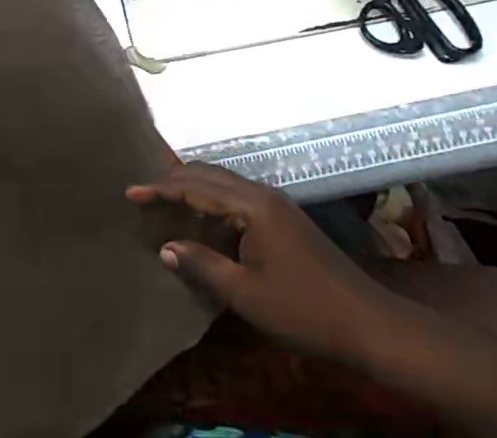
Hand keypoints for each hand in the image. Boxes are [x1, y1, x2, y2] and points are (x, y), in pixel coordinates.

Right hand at [126, 163, 396, 360]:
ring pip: (225, 182)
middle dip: (174, 178)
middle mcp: (262, 194)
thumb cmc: (303, 310)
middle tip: (142, 189)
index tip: (130, 192)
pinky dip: (212, 197)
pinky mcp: (283, 217)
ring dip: (194, 185)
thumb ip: (203, 265)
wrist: (365, 321)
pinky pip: (237, 195)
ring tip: (164, 195)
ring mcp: (276, 203)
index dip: (162, 188)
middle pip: (210, 175)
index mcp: (252, 206)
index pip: (197, 188)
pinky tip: (202, 214)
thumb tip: (165, 247)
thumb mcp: (246, 294)